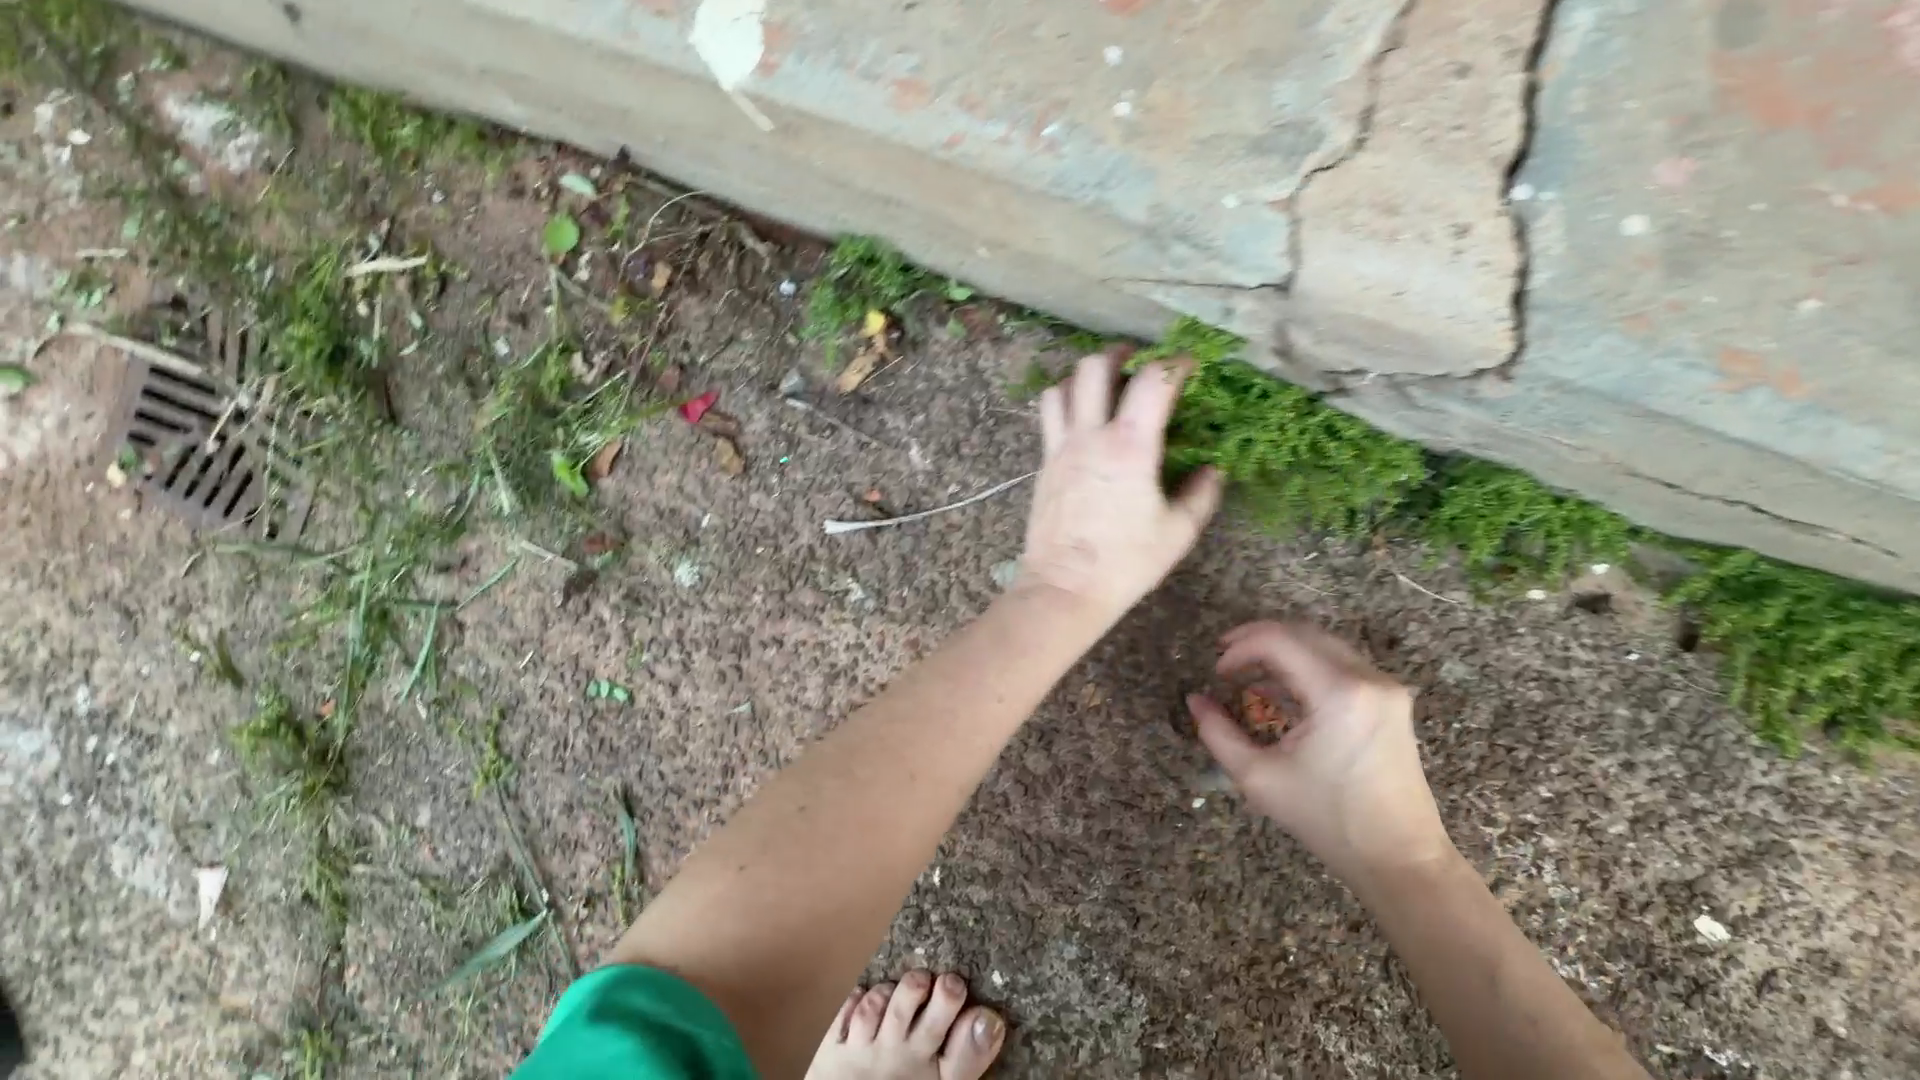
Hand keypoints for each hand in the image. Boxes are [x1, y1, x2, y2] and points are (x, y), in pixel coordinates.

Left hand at [1018, 353, 1223, 626]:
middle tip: (1138, 362)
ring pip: (1063, 385)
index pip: (1153, 381)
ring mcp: (1061, 447)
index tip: (1189, 364)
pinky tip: (1080, 416)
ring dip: (1085, 375)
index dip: (1175, 363)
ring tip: (1105, 384)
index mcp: (1130, 447)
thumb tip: (1214, 470)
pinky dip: (1064, 400)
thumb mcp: (1177, 533)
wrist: (1064, 588)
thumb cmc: (1125, 563)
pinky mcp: (1044, 463)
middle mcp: (1091, 436)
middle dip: (1120, 355)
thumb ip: (1202, 495)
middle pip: (1095, 367)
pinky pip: (1049, 414)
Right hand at [1186, 622, 1453, 888]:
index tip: (1217, 672)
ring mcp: (1386, 688)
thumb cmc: (1327, 820)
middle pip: (1303, 633)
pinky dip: (1307, 667)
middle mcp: (1368, 679)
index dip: (1240, 647)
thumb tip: (1195, 701)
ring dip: (1283, 651)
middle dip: (1258, 640)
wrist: (1400, 858)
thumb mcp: (1259, 778)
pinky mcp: (1391, 702)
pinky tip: (1280, 690)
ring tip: (1248, 674)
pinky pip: (1341, 666)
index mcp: (1338, 693)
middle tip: (1225, 659)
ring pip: (1324, 645)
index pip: (1279, 640)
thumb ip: (1218, 733)